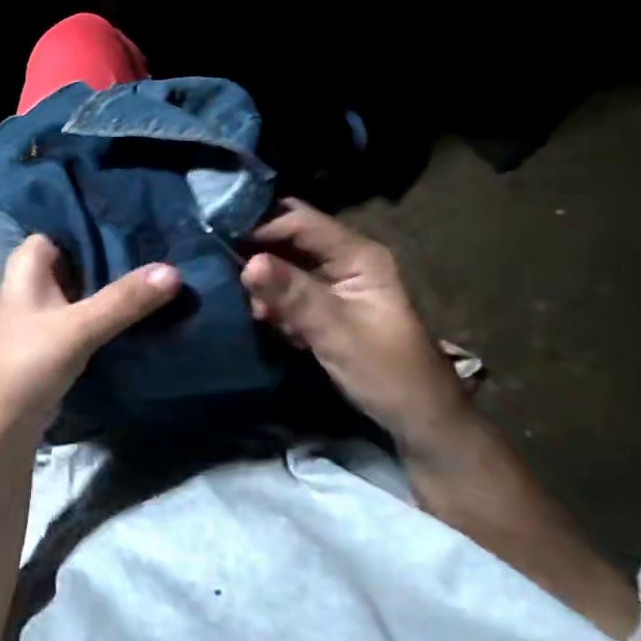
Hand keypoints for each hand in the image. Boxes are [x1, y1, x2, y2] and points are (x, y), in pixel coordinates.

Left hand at [0, 235, 180, 430]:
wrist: (3, 423)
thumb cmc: (30, 361)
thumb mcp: (79, 327)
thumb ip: (124, 299)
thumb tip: (174, 270)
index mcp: (28, 262)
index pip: (68, 224)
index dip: (101, 220)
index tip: (142, 215)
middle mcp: (34, 277)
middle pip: (81, 253)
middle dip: (116, 251)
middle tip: (163, 242)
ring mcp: (45, 306)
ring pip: (86, 282)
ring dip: (115, 280)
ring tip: (162, 267)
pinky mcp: (56, 331)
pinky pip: (87, 306)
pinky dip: (109, 305)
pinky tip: (142, 303)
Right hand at [240, 199, 467, 444]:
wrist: (420, 419)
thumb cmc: (387, 372)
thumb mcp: (336, 333)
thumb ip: (292, 296)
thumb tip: (248, 263)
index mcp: (359, 255)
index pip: (300, 221)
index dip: (261, 226)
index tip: (220, 241)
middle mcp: (346, 259)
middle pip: (290, 238)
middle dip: (258, 254)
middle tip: (228, 275)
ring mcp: (336, 282)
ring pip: (286, 264)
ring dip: (264, 283)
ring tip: (254, 309)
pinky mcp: (326, 304)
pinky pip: (289, 289)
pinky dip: (275, 302)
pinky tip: (269, 322)